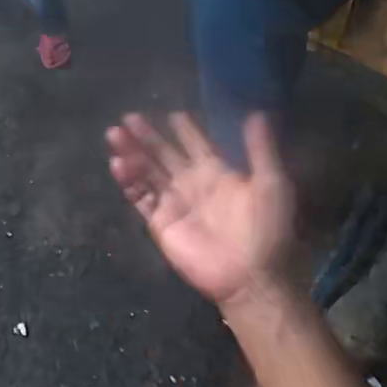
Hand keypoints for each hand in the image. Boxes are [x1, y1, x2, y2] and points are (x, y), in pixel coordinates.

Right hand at [105, 111, 295, 309]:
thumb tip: (258, 113)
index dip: (185, 128)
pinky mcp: (161, 222)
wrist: (250, 273)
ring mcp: (174, 202)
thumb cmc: (266, 227)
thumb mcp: (271, 182)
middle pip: (165, 153)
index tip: (172, 113)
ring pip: (148, 170)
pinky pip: (141, 197)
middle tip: (129, 117)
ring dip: (132, 152)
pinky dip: (128, 181)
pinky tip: (118, 163)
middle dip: (148, 136)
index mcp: (218, 172)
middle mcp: (192, 183)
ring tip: (115, 133)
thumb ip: (260, 148)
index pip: (197, 143)